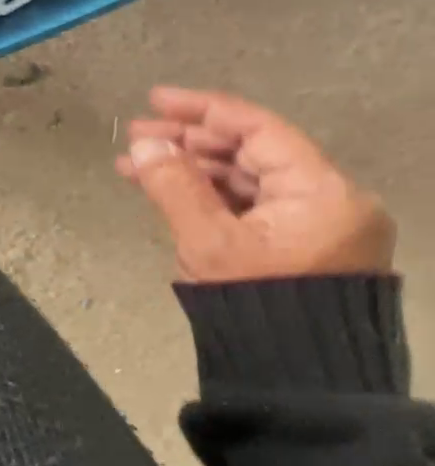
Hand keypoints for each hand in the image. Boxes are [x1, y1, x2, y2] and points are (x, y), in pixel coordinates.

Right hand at [116, 86, 394, 281]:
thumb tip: (146, 144)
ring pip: (246, 178)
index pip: (261, 131)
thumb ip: (174, 186)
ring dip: (190, 167)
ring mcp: (315, 222)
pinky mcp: (298, 243)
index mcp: (323, 191)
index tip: (156, 99)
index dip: (205, 111)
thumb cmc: (254, 295)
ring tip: (136, 162)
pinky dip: (205, 191)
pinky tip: (165, 187)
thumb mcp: (206, 240)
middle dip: (190, 140)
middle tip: (136, 133)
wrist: (296, 365)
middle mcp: (329, 199)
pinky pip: (248, 202)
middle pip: (253, 152)